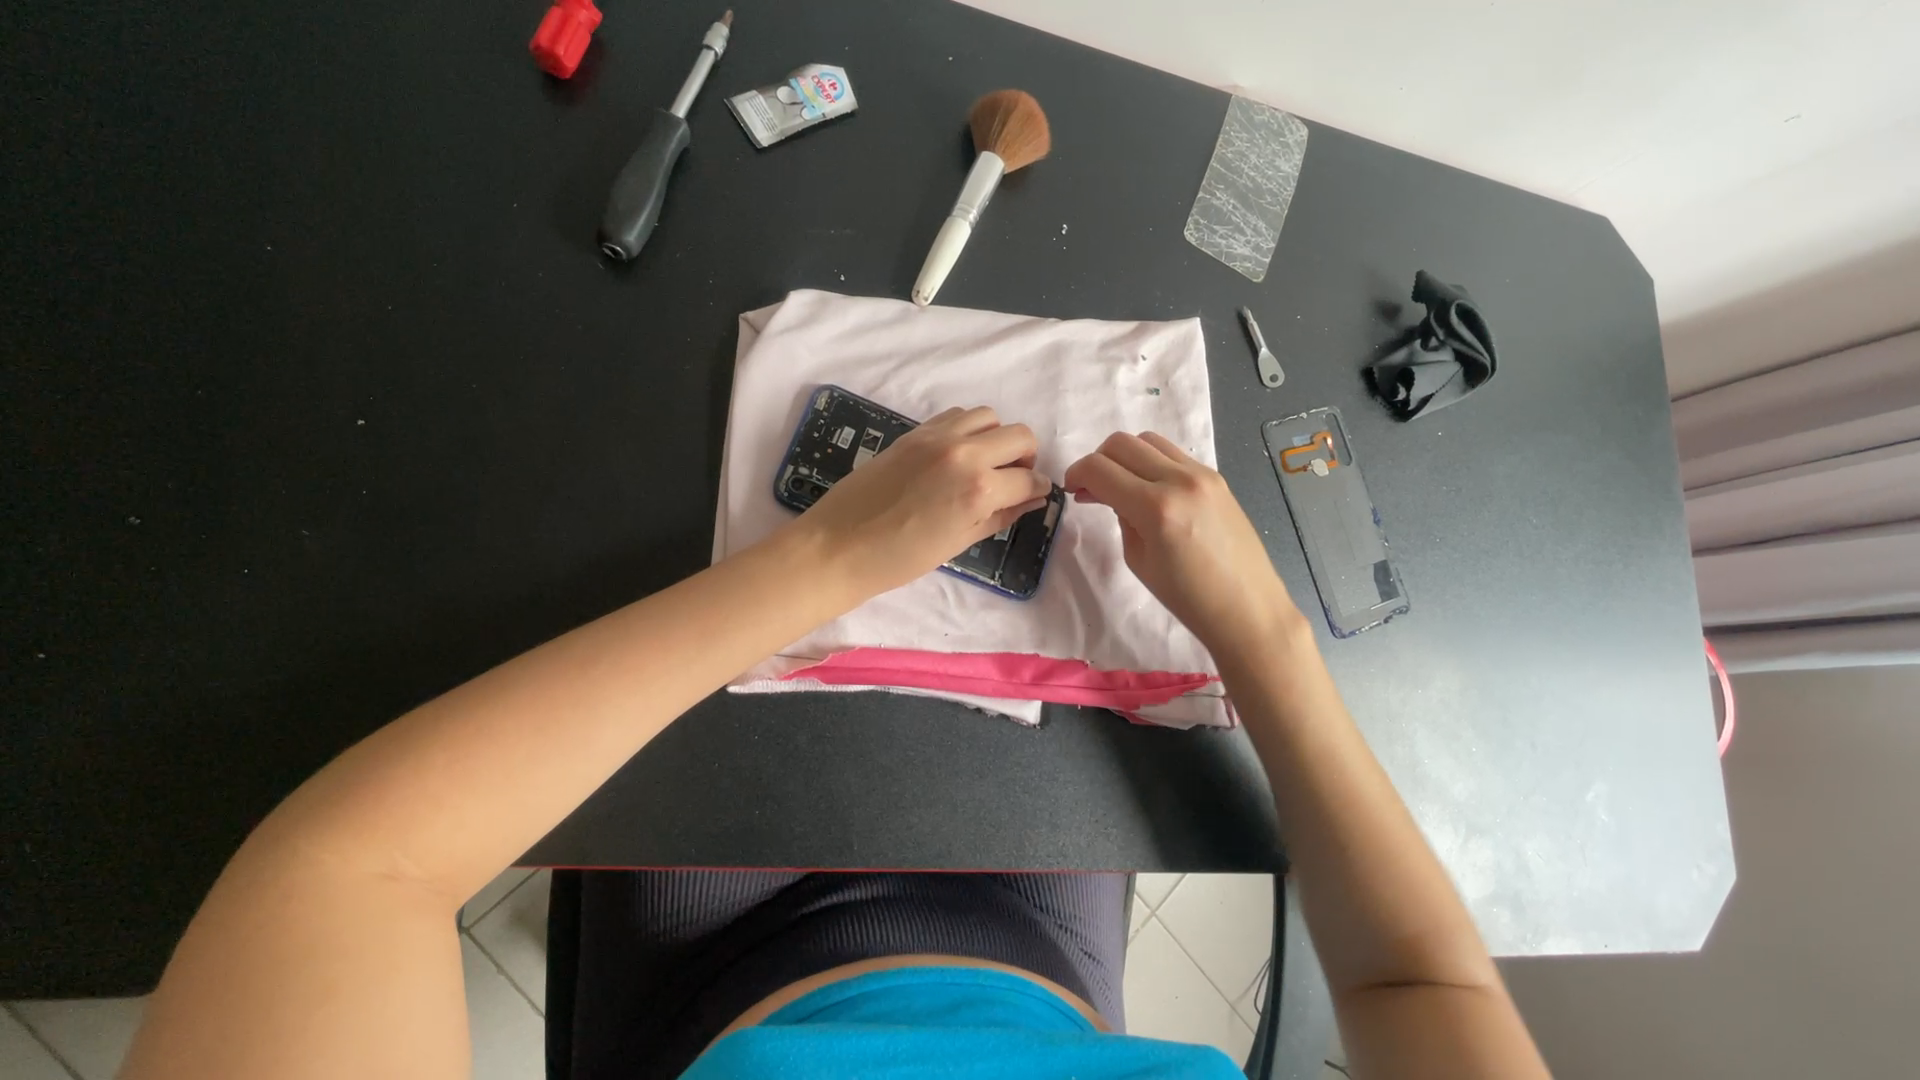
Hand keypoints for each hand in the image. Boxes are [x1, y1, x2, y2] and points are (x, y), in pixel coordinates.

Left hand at [794, 406, 1052, 598]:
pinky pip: (955, 415)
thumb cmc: (900, 559)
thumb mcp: (959, 543)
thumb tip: (1032, 500)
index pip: (1029, 479)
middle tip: (1011, 479)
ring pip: (989, 416)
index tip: (1033, 495)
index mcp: (980, 489)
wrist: (839, 546)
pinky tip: (955, 455)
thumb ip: (1000, 516)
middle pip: (1020, 435)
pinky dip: (966, 429)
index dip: (1037, 490)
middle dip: (1025, 458)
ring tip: (983, 464)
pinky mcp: (915, 432)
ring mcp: (938, 437)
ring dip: (996, 438)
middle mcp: (965, 454)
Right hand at [1064, 432, 1304, 657]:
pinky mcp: (1216, 478)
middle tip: (1091, 488)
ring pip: (1148, 440)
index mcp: (1156, 508)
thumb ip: (1121, 517)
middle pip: (1121, 443)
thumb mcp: (1138, 559)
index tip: (1071, 489)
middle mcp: (1180, 480)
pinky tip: (1149, 489)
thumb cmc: (1187, 598)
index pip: (1100, 469)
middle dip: (1097, 460)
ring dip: (1125, 456)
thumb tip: (1109, 493)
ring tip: (1121, 485)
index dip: (1077, 474)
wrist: (1247, 608)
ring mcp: (1202, 475)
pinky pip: (1173, 454)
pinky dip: (1151, 462)